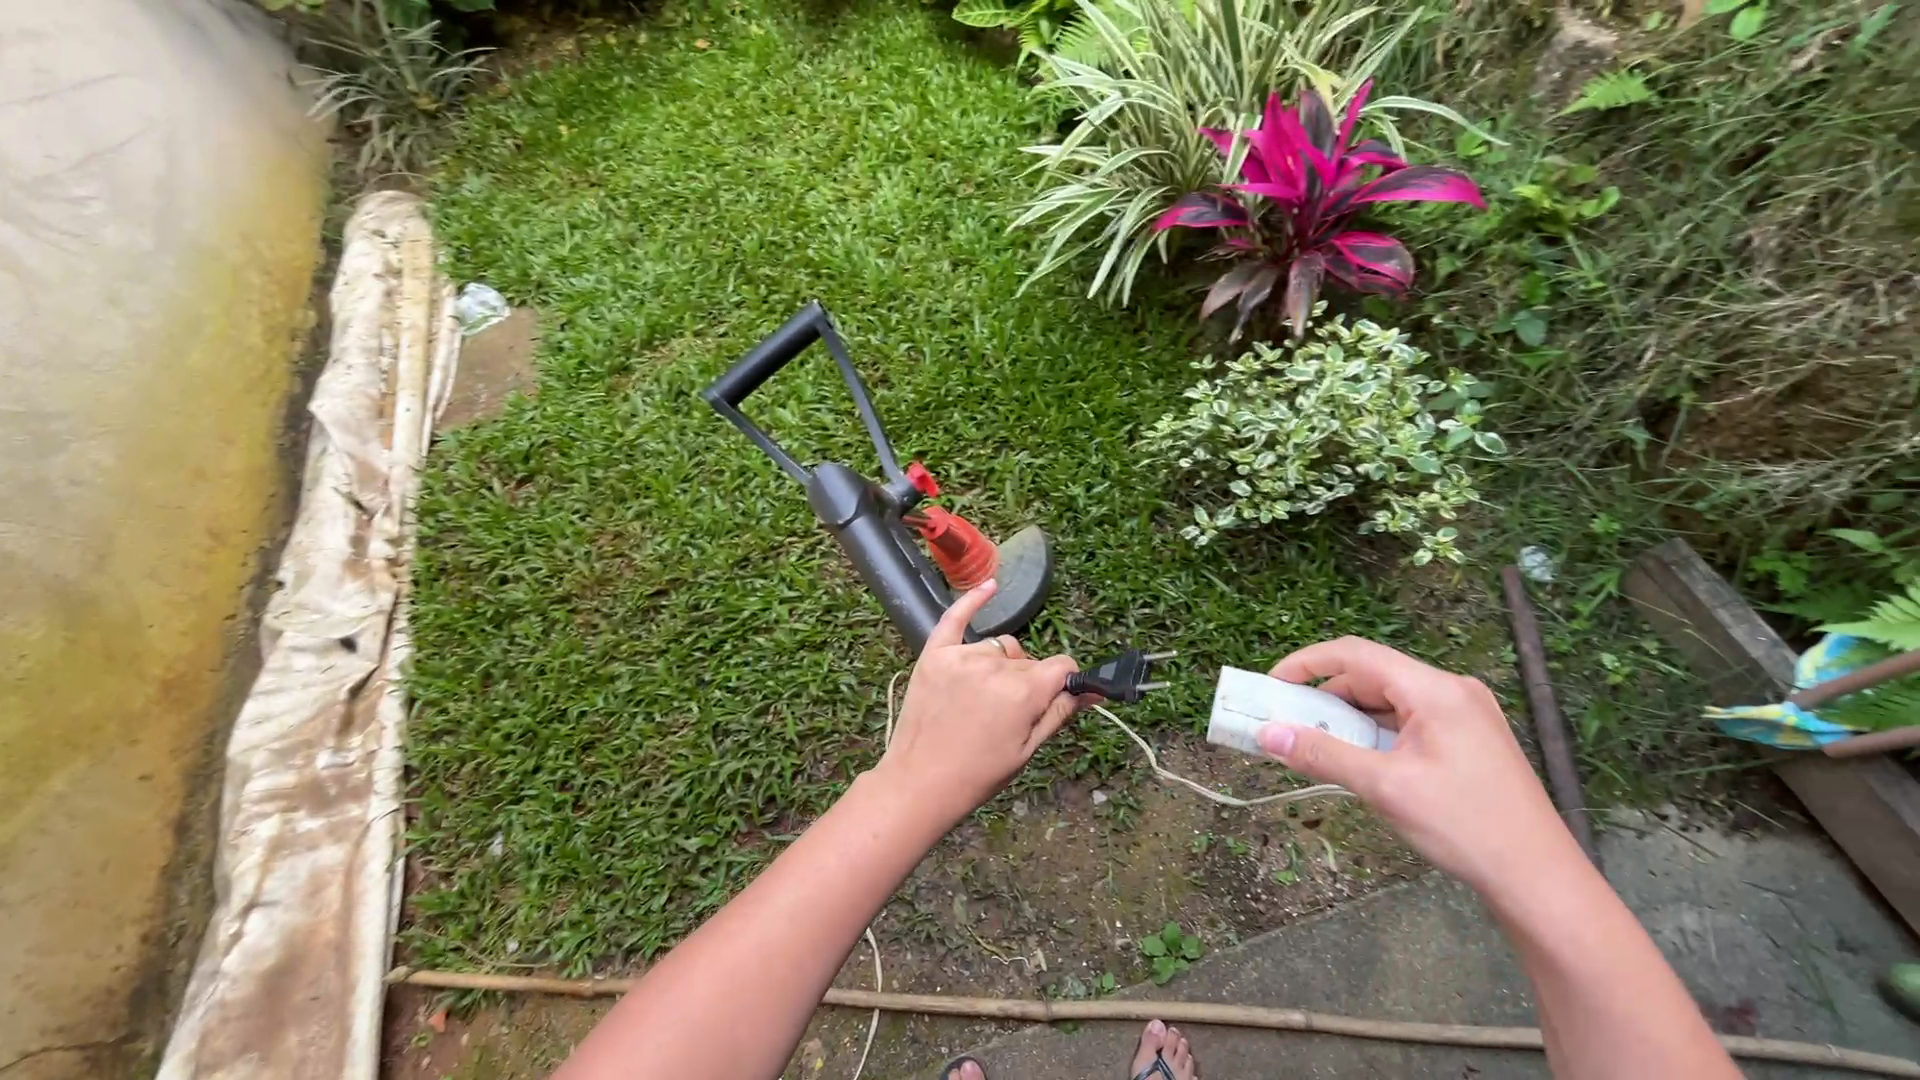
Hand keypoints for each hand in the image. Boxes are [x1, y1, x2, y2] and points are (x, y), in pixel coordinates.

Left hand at [874, 580, 1081, 826]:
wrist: (919, 784)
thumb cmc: (978, 774)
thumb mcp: (1027, 749)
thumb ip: (1060, 713)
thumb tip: (1093, 692)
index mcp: (1023, 691)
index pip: (1060, 666)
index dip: (1063, 682)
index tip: (1056, 696)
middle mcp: (994, 666)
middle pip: (1028, 660)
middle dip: (1029, 681)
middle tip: (1008, 714)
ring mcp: (961, 656)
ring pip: (999, 648)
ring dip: (1001, 665)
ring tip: (984, 699)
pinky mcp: (934, 654)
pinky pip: (955, 618)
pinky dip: (973, 601)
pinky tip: (991, 586)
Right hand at [1256, 636, 1576, 898]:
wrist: (1539, 879)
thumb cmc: (1463, 826)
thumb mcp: (1383, 787)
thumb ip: (1322, 754)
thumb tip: (1266, 734)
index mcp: (1435, 690)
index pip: (1356, 654)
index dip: (1306, 663)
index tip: (1271, 686)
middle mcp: (1451, 691)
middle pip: (1371, 676)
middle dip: (1325, 698)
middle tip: (1290, 726)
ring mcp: (1463, 714)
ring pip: (1387, 701)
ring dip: (1349, 719)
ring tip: (1319, 748)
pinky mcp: (1467, 738)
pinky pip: (1406, 721)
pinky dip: (1374, 734)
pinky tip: (1359, 761)